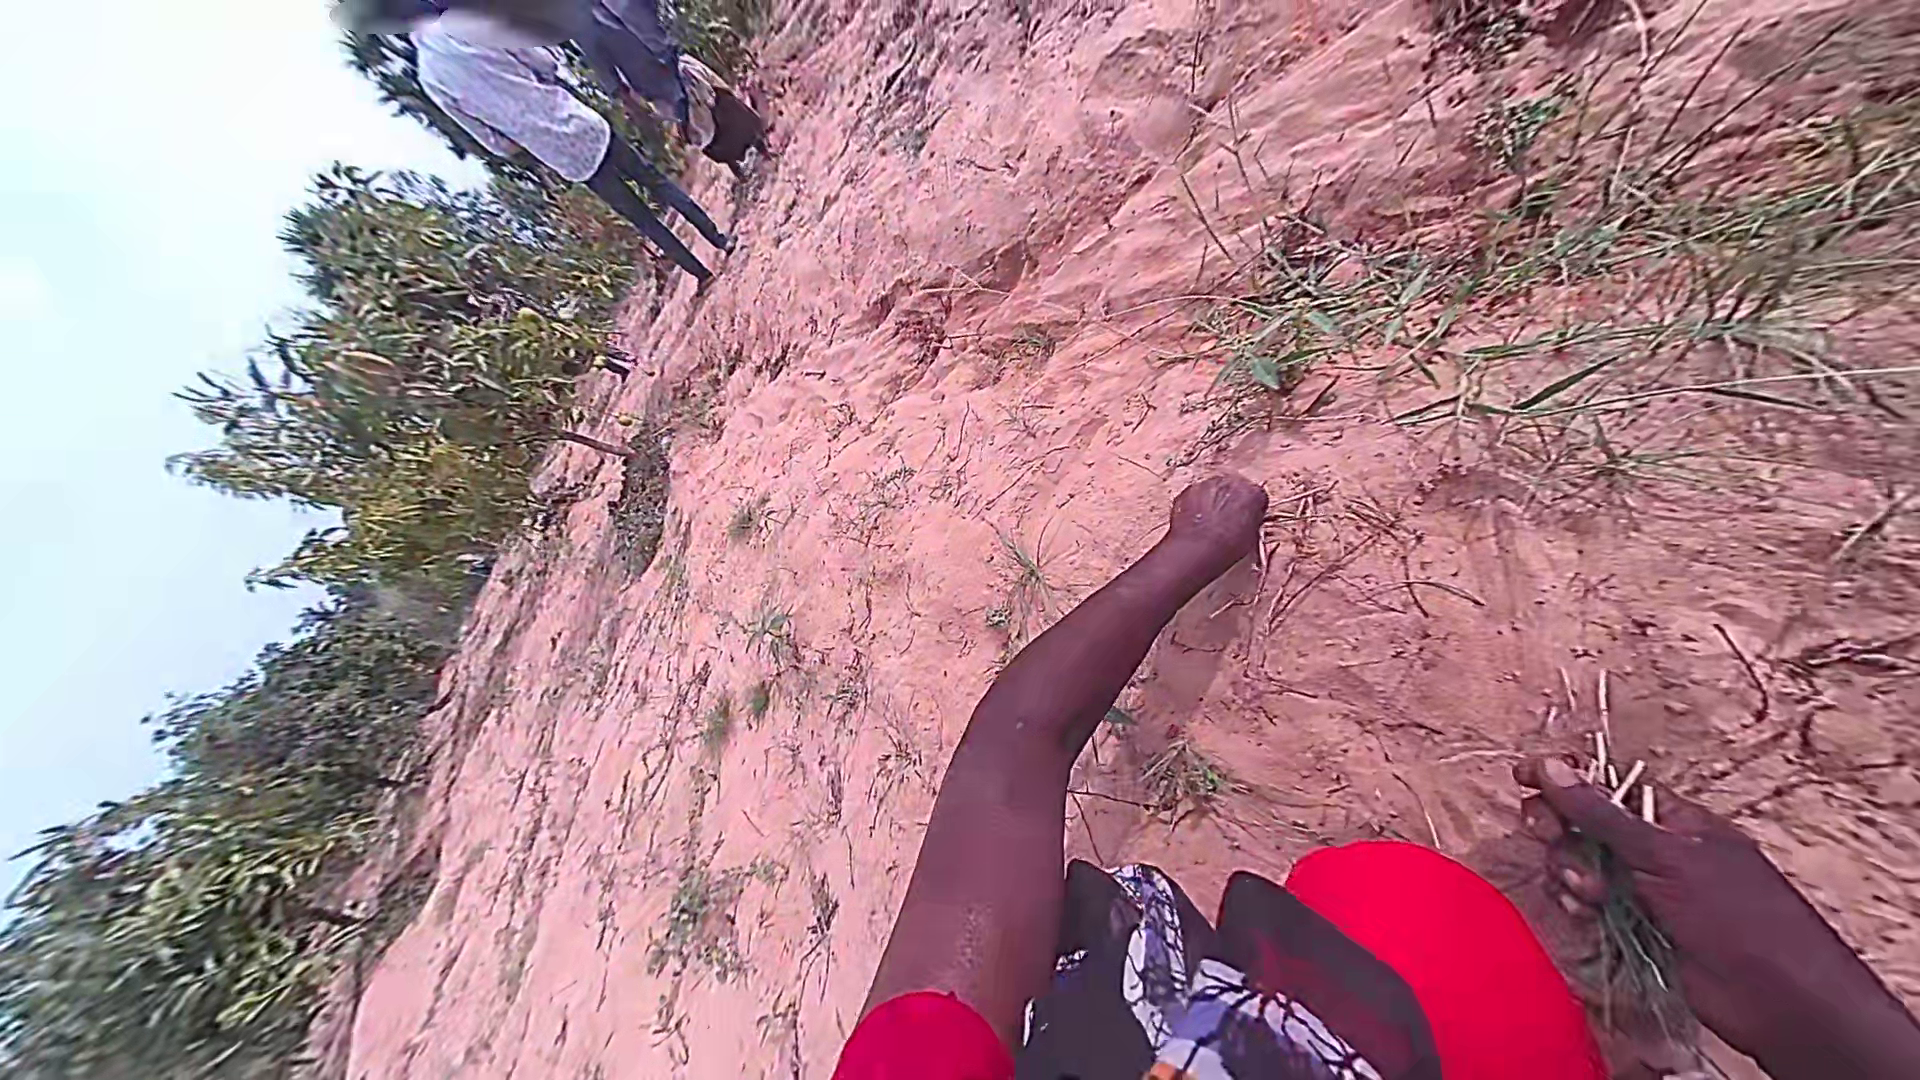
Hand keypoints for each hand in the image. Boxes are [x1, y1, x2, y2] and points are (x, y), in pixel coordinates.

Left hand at [1163, 474, 1266, 577]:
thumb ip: (1250, 522)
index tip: (1244, 518)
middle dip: (1228, 502)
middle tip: (1224, 520)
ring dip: (1209, 502)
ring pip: (1210, 491)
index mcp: (1252, 492)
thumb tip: (1245, 525)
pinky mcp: (1186, 492)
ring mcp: (1205, 486)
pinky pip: (1191, 497)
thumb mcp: (1251, 537)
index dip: (1249, 509)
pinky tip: (1192, 523)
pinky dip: (1192, 506)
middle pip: (1231, 489)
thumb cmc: (1226, 546)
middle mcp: (1229, 483)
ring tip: (1207, 523)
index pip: (1255, 496)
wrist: (1199, 547)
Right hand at [1517, 758, 1919, 1078]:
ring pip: (1571, 855)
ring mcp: (1637, 882)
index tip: (1524, 778)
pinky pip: (1576, 892)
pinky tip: (1584, 911)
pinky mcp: (1625, 914)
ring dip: (1567, 869)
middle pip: (1576, 817)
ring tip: (1587, 892)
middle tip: (1546, 833)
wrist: (1784, 1010)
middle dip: (1556, 826)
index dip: (1561, 777)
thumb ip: (1599, 811)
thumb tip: (1549, 763)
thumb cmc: (1738, 920)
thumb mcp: (1664, 856)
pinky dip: (1572, 898)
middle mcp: (1649, 846)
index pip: (1602, 782)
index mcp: (1670, 820)